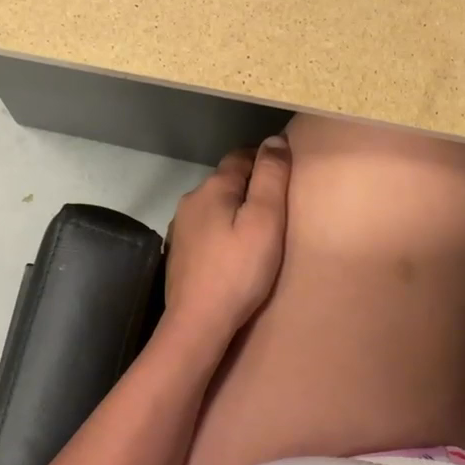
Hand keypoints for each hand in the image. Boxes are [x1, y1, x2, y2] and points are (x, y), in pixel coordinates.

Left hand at [164, 140, 290, 338]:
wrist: (197, 324)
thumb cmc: (237, 271)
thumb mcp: (265, 221)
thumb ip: (271, 178)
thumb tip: (274, 139)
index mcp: (213, 187)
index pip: (240, 156)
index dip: (263, 160)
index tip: (285, 174)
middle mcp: (191, 200)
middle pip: (226, 180)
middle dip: (250, 186)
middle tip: (278, 206)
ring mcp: (181, 228)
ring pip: (214, 206)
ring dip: (234, 210)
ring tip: (259, 230)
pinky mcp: (180, 253)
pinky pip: (206, 229)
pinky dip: (222, 231)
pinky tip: (234, 251)